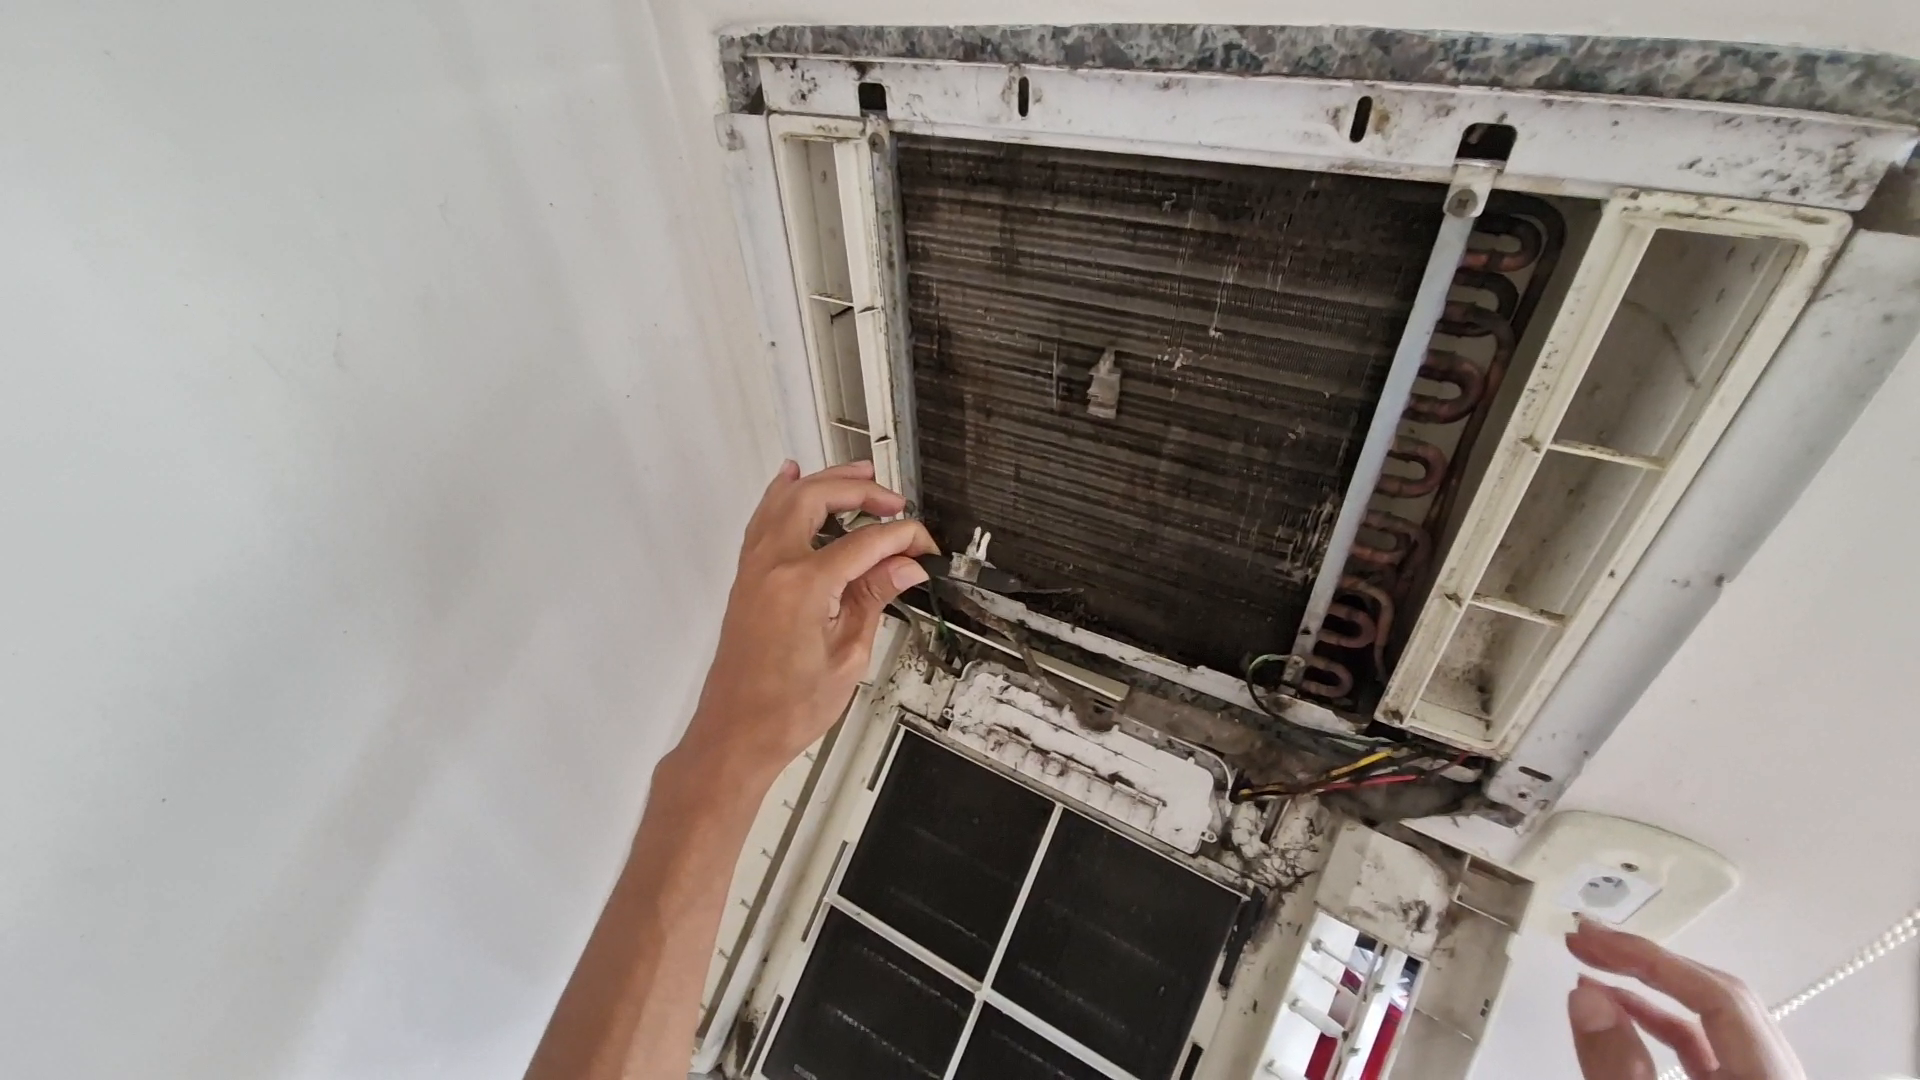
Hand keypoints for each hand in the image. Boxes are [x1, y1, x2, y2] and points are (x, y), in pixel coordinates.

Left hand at [679, 460, 937, 781]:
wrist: (737, 734)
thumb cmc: (786, 708)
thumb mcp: (849, 655)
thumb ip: (875, 598)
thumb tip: (905, 566)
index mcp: (804, 586)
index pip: (865, 541)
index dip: (901, 537)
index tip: (923, 543)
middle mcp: (773, 566)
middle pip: (818, 498)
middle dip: (861, 489)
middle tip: (894, 500)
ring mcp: (754, 569)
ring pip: (786, 500)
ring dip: (823, 481)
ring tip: (857, 472)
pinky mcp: (747, 578)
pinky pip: (764, 518)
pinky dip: (782, 495)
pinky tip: (792, 480)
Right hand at [1565, 919, 1804, 1079]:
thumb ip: (1617, 1064)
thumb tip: (1584, 993)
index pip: (1720, 998)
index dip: (1651, 958)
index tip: (1588, 937)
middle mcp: (1780, 1077)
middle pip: (1725, 999)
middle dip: (1648, 962)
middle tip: (1584, 939)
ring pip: (1718, 1021)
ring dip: (1650, 986)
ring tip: (1590, 966)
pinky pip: (1712, 1047)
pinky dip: (1661, 1019)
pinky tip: (1616, 1006)